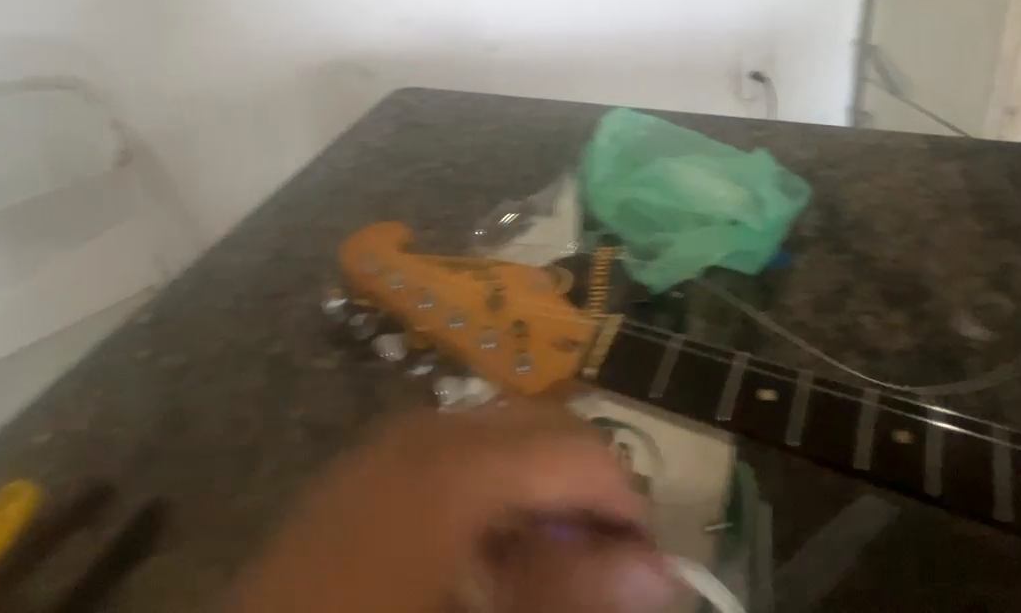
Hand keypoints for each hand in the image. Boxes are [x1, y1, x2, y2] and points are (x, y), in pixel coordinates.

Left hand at [223, 401, 681, 612]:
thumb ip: (568, 593)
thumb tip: (658, 572)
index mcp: (455, 461)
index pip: (578, 447)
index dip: (627, 503)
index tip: (648, 572)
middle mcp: (425, 429)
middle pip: (543, 426)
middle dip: (586, 490)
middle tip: (600, 572)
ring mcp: (387, 444)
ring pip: (501, 436)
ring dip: (541, 491)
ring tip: (544, 568)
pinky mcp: (362, 471)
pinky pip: (455, 454)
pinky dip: (492, 492)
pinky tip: (482, 555)